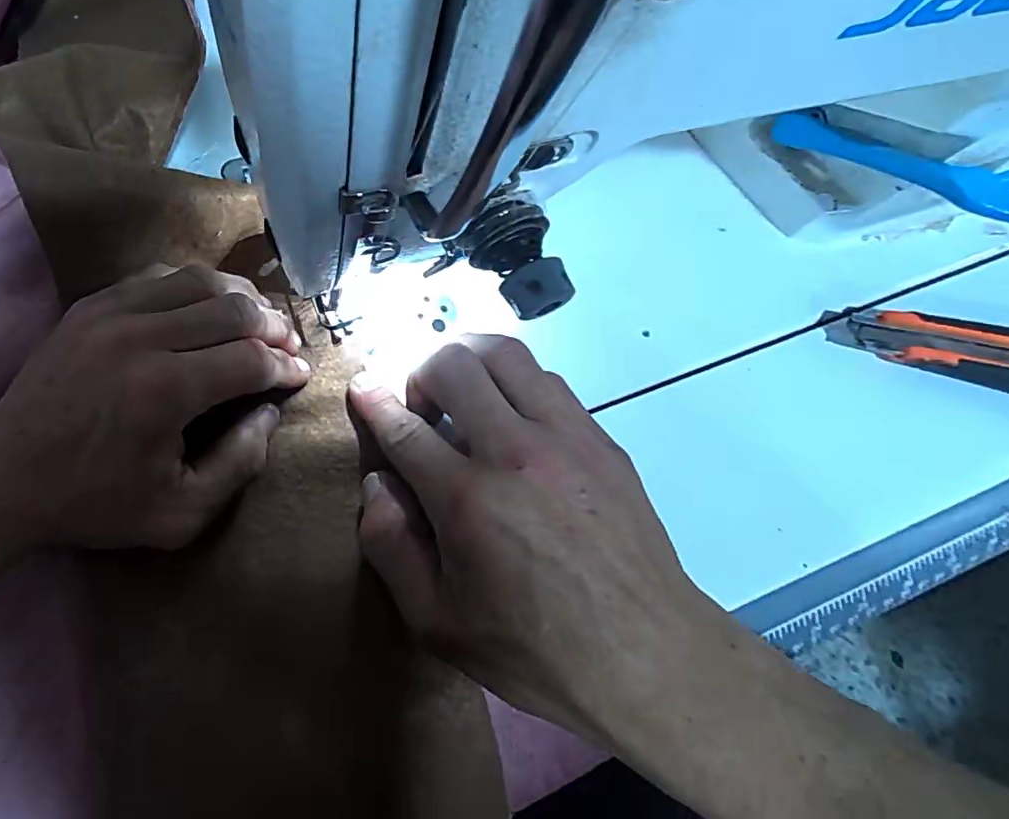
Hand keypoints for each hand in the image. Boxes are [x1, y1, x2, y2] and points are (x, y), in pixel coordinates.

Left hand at [0, 264, 311, 550]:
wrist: (2, 479)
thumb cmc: (94, 503)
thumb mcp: (179, 514)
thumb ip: (240, 464)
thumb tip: (271, 410)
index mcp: (164, 391)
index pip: (251, 359)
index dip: (286, 366)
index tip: (300, 375)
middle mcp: (141, 338)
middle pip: (235, 309)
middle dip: (274, 327)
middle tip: (288, 346)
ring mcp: (111, 313)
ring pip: (201, 280)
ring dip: (242, 298)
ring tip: (257, 320)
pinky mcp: (91, 305)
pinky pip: (161, 276)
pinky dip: (197, 286)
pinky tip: (206, 307)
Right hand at [347, 335, 713, 744]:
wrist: (646, 655)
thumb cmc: (534, 649)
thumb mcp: (438, 622)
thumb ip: (391, 547)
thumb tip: (378, 482)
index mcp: (468, 500)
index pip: (405, 428)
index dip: (375, 403)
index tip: (362, 388)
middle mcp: (515, 451)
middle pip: (454, 365)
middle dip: (421, 373)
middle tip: (423, 410)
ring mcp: (566, 437)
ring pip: (506, 353)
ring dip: (470, 361)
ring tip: (465, 397)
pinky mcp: (601, 438)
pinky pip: (549, 380)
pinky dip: (516, 383)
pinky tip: (515, 421)